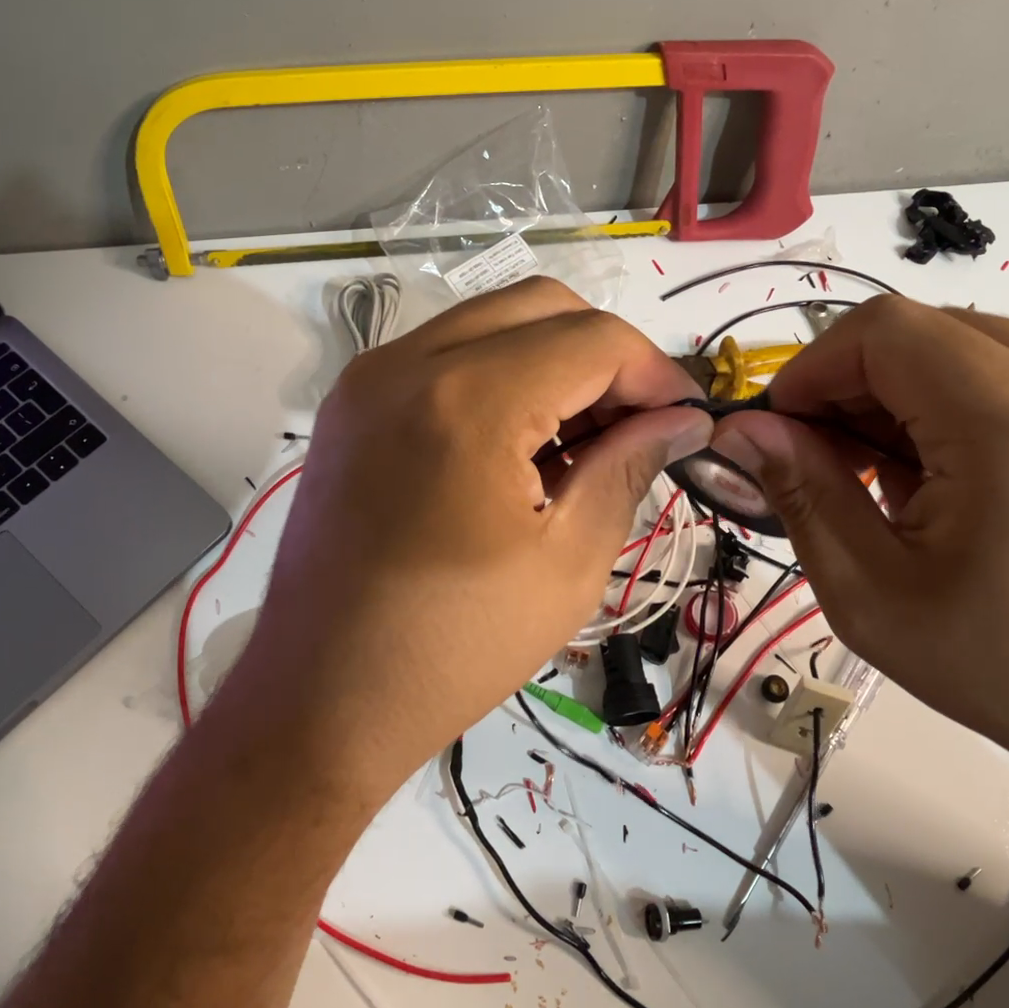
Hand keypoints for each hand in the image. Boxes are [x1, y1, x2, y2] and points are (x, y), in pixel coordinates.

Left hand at [227, 278, 710, 787]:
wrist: (322, 700)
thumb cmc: (454, 648)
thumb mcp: (568, 564)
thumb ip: (628, 468)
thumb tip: (682, 420)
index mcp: (466, 401)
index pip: (592, 340)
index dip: (656, 373)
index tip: (686, 422)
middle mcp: (406, 363)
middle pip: (540, 307)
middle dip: (605, 355)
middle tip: (636, 427)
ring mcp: (366, 380)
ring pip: (489, 323)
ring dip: (551, 362)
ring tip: (581, 443)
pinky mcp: (350, 409)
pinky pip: (443, 357)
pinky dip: (498, 377)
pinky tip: (519, 447)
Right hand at [711, 294, 1008, 791]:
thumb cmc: (1002, 667)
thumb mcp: (870, 592)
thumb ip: (801, 492)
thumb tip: (741, 428)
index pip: (885, 331)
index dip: (812, 368)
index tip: (781, 431)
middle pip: (926, 331)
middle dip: (854, 385)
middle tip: (823, 462)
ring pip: (968, 345)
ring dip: (904, 394)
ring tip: (886, 477)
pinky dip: (957, 402)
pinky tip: (946, 475)